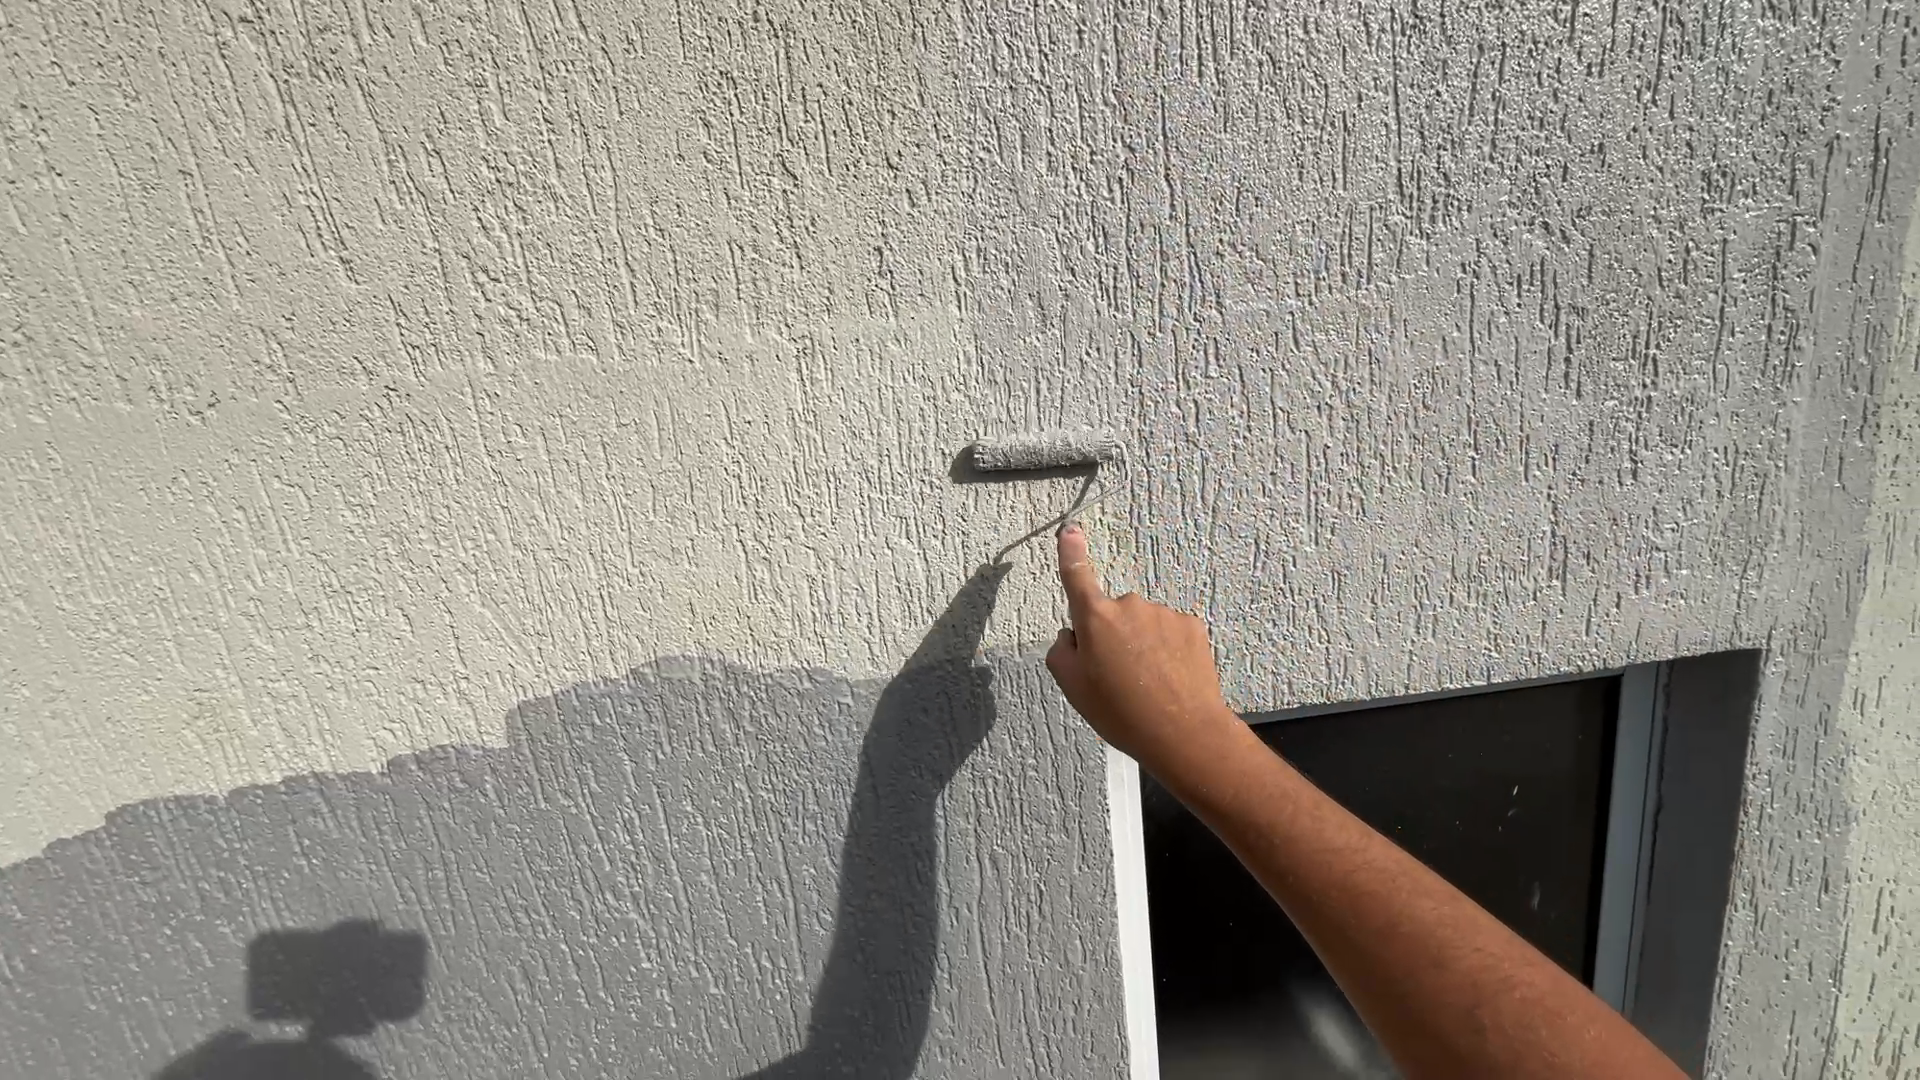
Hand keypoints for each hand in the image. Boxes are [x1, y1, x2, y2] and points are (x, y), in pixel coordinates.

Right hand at [1044, 524, 1243, 773]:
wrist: (1183, 733)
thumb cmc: (1120, 712)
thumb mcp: (1072, 687)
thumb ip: (1062, 651)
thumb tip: (1072, 634)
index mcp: (1095, 619)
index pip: (1076, 576)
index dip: (1070, 551)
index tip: (1070, 530)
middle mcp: (1129, 606)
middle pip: (1111, 616)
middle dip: (1112, 637)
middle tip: (1117, 677)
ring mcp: (1163, 614)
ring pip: (1142, 625)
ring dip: (1142, 646)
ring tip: (1147, 685)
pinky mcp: (1192, 626)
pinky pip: (1169, 632)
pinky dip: (1167, 650)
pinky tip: (1169, 678)